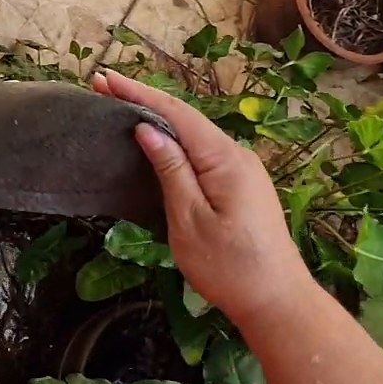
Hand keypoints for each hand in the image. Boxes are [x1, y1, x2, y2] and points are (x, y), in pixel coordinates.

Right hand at [91, 69, 310, 330]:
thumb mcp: (190, 220)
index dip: (138, 93)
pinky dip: (173, 136)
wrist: (278, 304)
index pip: (176, 113)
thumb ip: (171, 170)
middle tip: (103, 86)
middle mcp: (236, 154)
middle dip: (143, 98)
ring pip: (193, 132)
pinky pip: (200, 149)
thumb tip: (148, 128)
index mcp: (225, 159)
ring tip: (120, 102)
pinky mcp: (239, 184)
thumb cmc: (230, 268)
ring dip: (157, 116)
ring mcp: (241, 169)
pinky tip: (155, 136)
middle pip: (185, 116)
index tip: (105, 79)